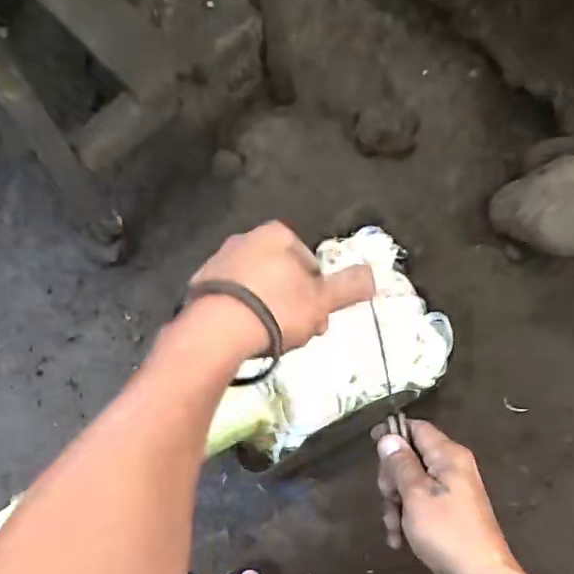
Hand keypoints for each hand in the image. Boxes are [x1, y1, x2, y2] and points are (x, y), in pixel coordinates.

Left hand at [185, 222, 375, 355]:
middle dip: (292, 302)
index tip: (316, 319)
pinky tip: (243, 336)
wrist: (217, 330)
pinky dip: (240, 315)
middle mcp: (246, 238)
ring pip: (255, 287)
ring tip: (269, 338)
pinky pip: (230, 300)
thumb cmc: (276, 310)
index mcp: (278, 234)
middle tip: (295, 332)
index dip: (317, 294)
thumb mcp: (322, 301)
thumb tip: (374, 276)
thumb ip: (349, 287)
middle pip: (281, 274)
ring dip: (266, 309)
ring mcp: (219, 260)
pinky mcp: (198, 285)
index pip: (310, 264)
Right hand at [375, 420, 520, 573]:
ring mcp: (451, 490)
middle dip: (392, 480)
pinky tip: (400, 540)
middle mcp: (452, 467)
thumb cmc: (446, 530)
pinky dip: (407, 518)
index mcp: (448, 455)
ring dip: (395, 505)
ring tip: (394, 529)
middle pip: (410, 459)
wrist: (479, 573)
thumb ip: (401, 464)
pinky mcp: (449, 511)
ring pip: (411, 485)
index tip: (371, 446)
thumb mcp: (415, 495)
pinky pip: (420, 504)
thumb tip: (388, 437)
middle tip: (388, 498)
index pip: (417, 428)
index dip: (393, 433)